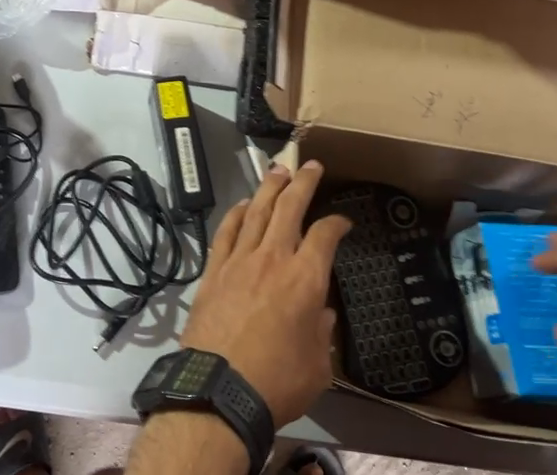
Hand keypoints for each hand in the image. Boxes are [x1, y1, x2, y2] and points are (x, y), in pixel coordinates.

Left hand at [180, 160, 350, 426]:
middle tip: (310, 165)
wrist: (218, 391)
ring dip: (269, 189)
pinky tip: (244, 205)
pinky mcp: (213, 270)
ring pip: (257, 212)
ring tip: (277, 171)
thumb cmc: (277, 382)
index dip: (337, 223)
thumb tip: (321, 313)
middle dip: (302, 182)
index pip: (325, 236)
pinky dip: (237, 214)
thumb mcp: (317, 366)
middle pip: (289, 207)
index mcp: (305, 279)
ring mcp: (239, 261)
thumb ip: (322, 334)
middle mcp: (273, 259)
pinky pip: (226, 232)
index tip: (343, 220)